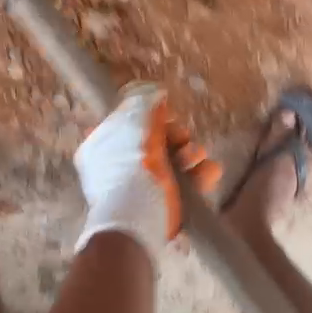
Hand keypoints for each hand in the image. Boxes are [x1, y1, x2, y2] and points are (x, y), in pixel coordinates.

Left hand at [74, 85, 219, 258]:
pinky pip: (191, 182)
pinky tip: (208, 173)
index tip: (167, 118)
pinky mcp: (170, 203)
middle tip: (182, 141)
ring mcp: (147, 186)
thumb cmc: (133, 168)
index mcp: (104, 147)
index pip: (132, 124)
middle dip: (178, 137)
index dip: (153, 118)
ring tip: (195, 159)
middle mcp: (123, 166)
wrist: (141, 216)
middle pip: (160, 141)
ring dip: (193, 155)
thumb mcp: (136, 128)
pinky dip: (202, 175)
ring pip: (179, 161)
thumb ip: (147, 108)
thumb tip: (157, 96)